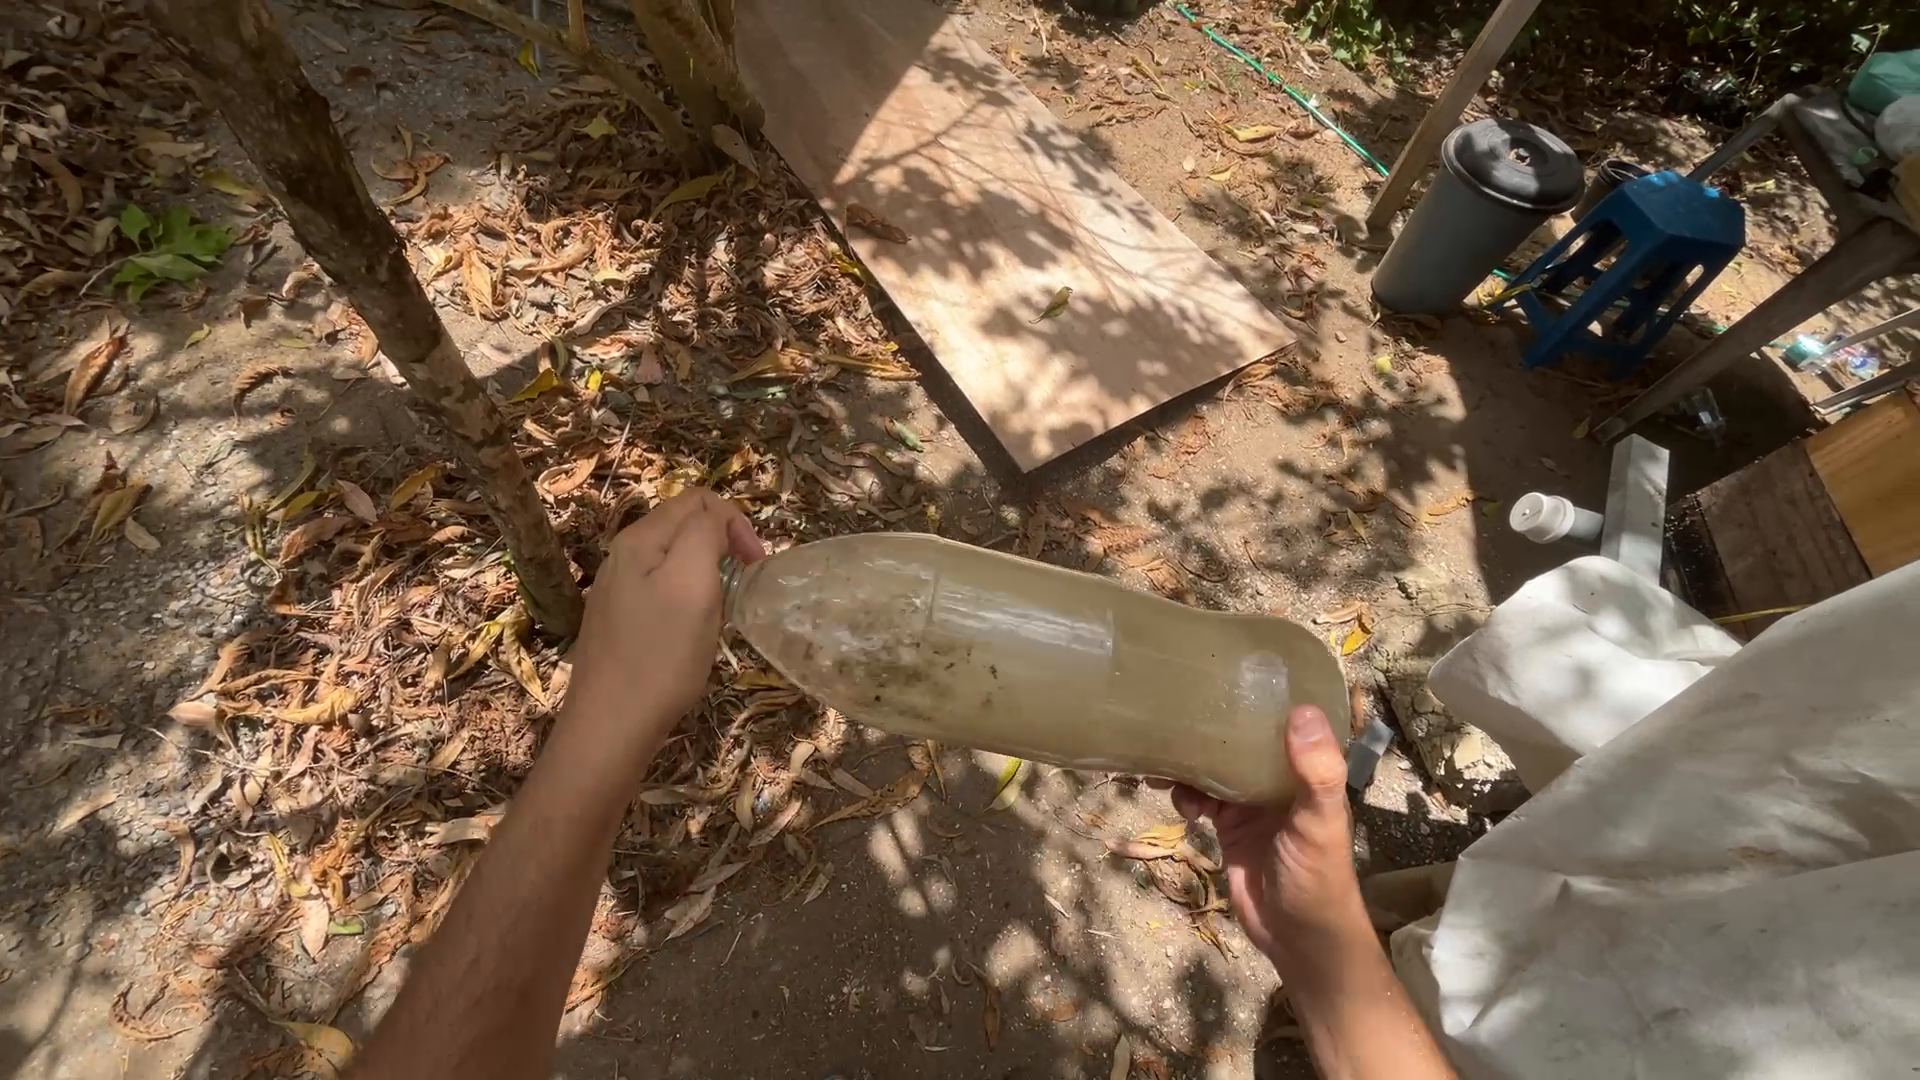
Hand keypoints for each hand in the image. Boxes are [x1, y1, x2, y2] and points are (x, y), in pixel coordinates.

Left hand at [561, 489, 763, 759]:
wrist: (611, 726)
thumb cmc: (661, 656)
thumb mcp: (693, 584)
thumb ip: (705, 534)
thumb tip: (717, 518)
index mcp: (640, 539)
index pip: (699, 500)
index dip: (736, 522)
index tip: (754, 563)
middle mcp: (624, 555)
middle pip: (686, 525)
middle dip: (724, 546)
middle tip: (741, 586)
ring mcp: (619, 588)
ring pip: (679, 558)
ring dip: (710, 574)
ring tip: (720, 610)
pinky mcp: (622, 619)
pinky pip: (666, 588)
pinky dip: (692, 598)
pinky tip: (694, 630)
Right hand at [1170, 705, 1372, 987]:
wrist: (1298, 940)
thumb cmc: (1318, 877)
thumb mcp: (1319, 821)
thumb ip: (1316, 771)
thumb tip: (1300, 710)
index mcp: (1304, 770)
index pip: (1283, 720)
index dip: (1261, 695)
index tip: (1229, 667)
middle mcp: (1275, 778)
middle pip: (1238, 739)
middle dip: (1209, 727)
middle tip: (1173, 711)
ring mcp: (1248, 801)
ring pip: (1212, 765)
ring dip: (1187, 760)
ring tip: (1161, 757)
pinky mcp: (1226, 825)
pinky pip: (1197, 797)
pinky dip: (1184, 796)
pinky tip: (1182, 806)